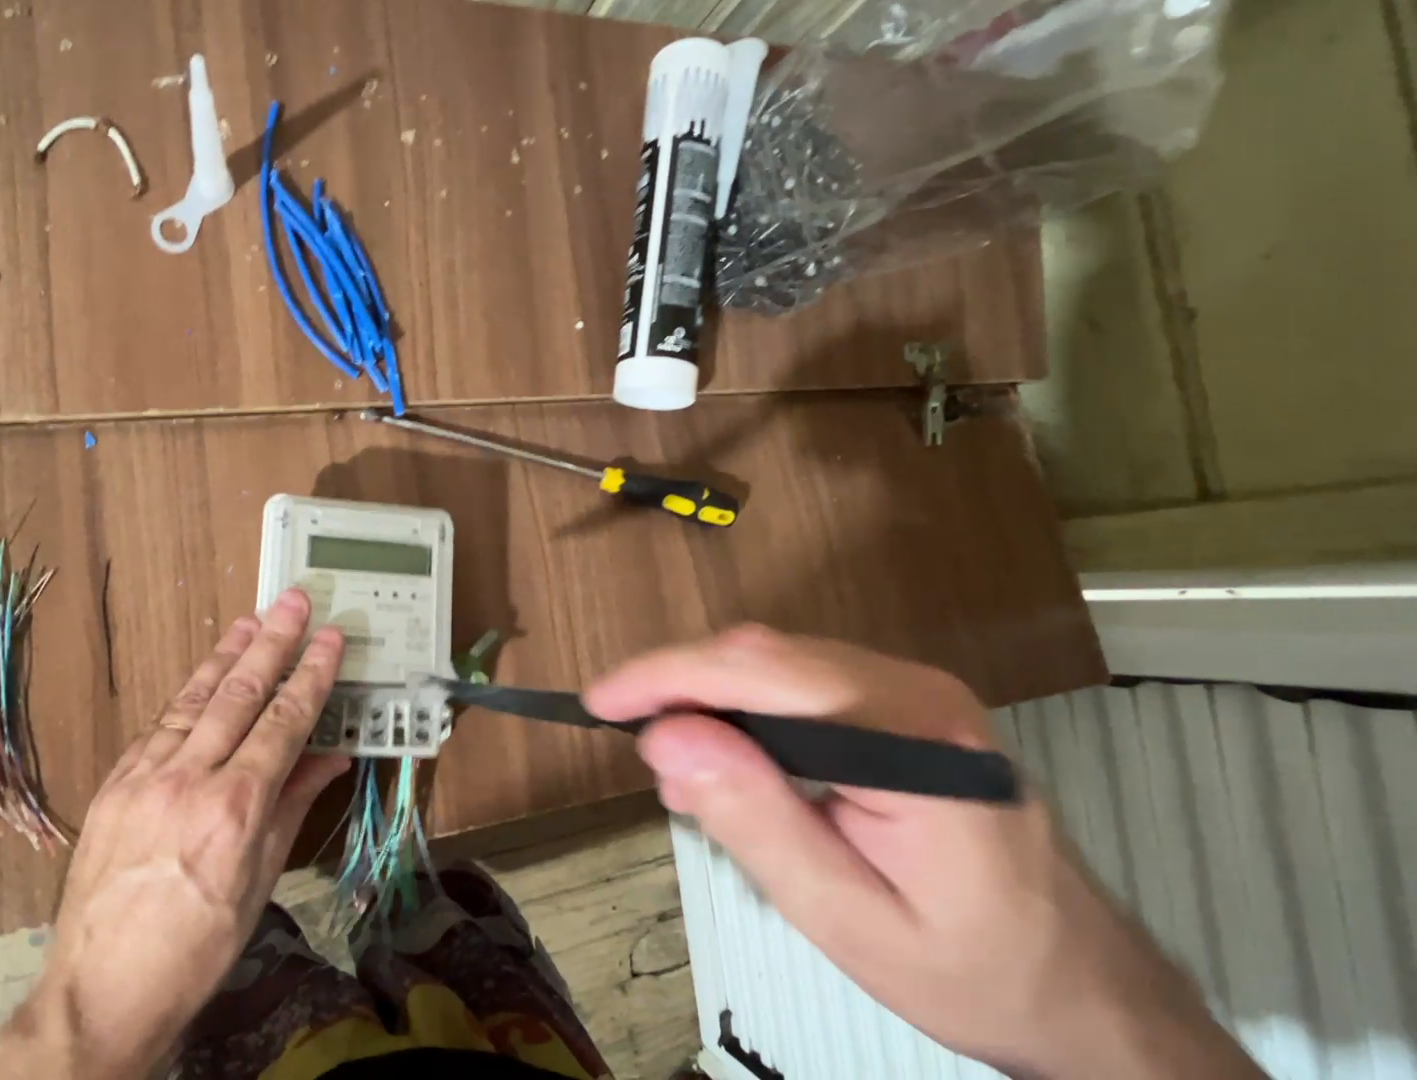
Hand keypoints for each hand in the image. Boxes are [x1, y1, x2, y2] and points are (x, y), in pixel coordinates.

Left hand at [0, 588, 348, 1079]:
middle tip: (293, 601)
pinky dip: (187, 697)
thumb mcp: (258, 881)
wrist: (103, 989)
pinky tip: (204, 678)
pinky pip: (158, 728)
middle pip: (238, 695)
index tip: (330, 640)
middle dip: (271, 643)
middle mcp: (186, 780)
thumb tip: (330, 758)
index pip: (282, 723)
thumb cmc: (198, 947)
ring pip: (193, 700)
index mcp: (233, 808)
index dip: (310, 677)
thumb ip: (292, 807)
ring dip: (225, 657)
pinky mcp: (114, 785)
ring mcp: (143, 778)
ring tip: (250, 621)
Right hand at [584, 626, 1261, 1079]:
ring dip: (714, 706)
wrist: (1084, 989)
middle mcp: (913, 688)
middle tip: (647, 762)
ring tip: (687, 779)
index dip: (666, 676)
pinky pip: (803, 685)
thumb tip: (667, 736)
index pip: (759, 671)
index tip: (598, 701)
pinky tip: (738, 769)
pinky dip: (750, 716)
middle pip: (765, 656)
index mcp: (909, 736)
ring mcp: (915, 691)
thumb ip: (755, 819)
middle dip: (684, 691)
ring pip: (777, 664)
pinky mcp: (907, 706)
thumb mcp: (845, 915)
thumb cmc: (967, 969)